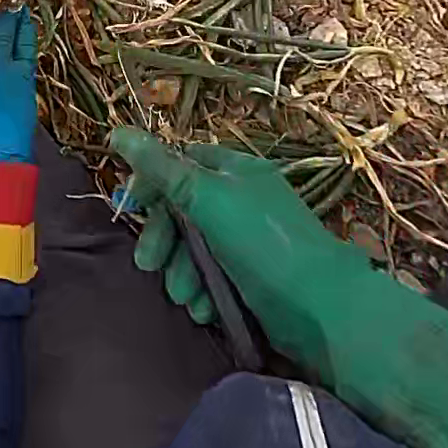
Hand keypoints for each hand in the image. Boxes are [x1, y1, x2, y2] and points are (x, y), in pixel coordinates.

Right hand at [112, 128, 447, 447]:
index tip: (129, 206)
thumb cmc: (264, 244)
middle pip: (179, 206)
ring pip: (192, 244)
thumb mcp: (205, 197)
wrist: (331, 317)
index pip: (175, 161)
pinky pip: (211, 272)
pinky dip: (200, 287)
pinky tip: (200, 308)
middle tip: (148, 265)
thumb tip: (116, 131)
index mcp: (232, 169)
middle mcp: (238, 198)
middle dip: (162, 238)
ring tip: (182, 297)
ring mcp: (246, 238)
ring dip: (179, 269)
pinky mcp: (252, 274)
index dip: (149, 182)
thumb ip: (159, 166)